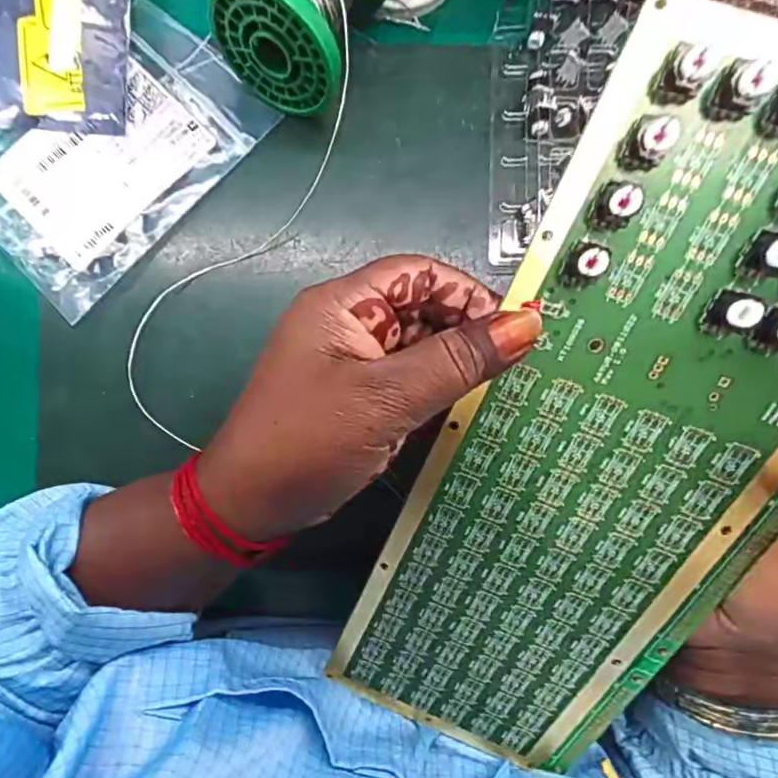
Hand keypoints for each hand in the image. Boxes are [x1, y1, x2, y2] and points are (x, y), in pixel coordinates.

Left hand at [194, 255, 542, 541]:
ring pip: (415, 351)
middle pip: (420, 312)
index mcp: (340, 306)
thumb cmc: (307, 441)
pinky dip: (430, 395)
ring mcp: (348, 366)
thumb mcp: (387, 397)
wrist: (251, 504)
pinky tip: (454, 414)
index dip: (468, 293)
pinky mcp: (353, 401)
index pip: (419, 274)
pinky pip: (403, 384)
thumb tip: (526, 324)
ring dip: (450, 369)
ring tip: (487, 394)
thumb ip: (457, 359)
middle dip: (464, 334)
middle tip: (508, 367)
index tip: (512, 328)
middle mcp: (343, 327)